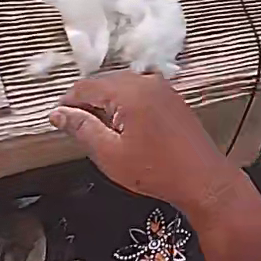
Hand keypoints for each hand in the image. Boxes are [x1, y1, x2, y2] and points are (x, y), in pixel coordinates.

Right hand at [50, 73, 246, 219]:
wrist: (202, 178)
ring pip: (122, 86)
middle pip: (104, 83)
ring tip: (100, 132)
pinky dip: (126, 105)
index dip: (68, 102)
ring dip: (107, 103)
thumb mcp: (109, 153)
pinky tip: (124, 128)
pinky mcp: (171, 98)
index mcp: (129, 92)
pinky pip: (139, 92)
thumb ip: (81, 128)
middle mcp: (147, 82)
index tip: (59, 119)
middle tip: (77, 128)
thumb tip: (58, 114)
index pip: (86, 86)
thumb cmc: (156, 170)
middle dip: (87, 102)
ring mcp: (162, 88)